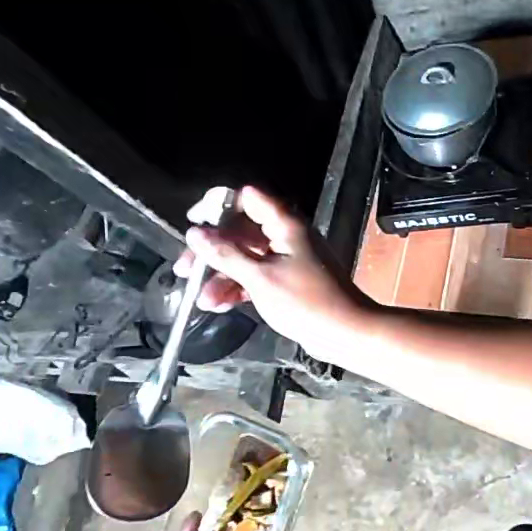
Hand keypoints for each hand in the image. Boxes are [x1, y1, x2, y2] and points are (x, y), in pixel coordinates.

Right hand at [175, 186, 375, 363]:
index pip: (246, 198)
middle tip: (185, 270)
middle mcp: (285, 235)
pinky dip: (238, 288)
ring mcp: (287, 258)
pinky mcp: (287, 280)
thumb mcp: (260, 279)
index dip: (217, 206)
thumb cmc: (306, 302)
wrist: (346, 333)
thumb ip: (226, 255)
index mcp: (284, 224)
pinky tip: (218, 305)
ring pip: (245, 257)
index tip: (195, 223)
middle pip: (240, 231)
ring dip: (221, 275)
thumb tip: (195, 233)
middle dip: (211, 251)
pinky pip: (255, 276)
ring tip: (201, 299)